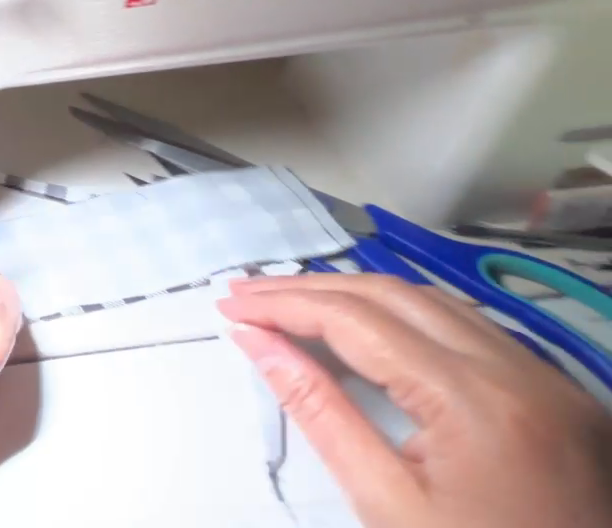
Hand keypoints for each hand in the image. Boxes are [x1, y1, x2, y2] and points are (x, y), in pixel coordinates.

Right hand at [218, 275, 611, 527]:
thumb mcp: (386, 500)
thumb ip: (317, 410)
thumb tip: (253, 338)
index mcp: (477, 402)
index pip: (354, 320)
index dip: (282, 306)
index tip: (228, 308)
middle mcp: (521, 374)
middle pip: (391, 295)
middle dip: (309, 289)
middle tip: (247, 297)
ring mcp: (551, 383)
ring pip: (429, 300)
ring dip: (352, 294)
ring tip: (291, 304)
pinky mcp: (561, 396)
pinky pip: (465, 326)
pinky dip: (399, 313)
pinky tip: (360, 326)